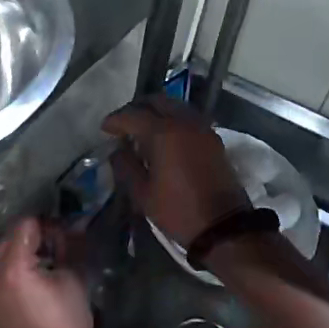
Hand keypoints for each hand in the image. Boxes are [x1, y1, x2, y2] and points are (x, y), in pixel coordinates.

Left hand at [0, 217, 92, 327]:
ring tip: (39, 269)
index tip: (64, 241)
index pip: (25, 226)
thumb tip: (70, 230)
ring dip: (15, 255)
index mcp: (12, 267)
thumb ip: (69, 249)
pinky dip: (5, 273)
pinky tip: (26, 287)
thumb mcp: (74, 281)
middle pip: (7, 238)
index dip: (48, 228)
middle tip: (55, 253)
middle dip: (31, 240)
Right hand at [102, 94, 249, 247]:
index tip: (104, 129)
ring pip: (175, 106)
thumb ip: (126, 166)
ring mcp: (203, 128)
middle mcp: (185, 122)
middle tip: (123, 125)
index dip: (115, 120)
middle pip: (157, 101)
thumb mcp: (143, 193)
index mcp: (164, 132)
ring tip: (142, 131)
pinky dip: (173, 120)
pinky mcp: (214, 138)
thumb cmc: (178, 211)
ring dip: (156, 112)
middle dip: (137, 109)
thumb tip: (118, 151)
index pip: (133, 115)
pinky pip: (188, 118)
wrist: (223, 226)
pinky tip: (164, 138)